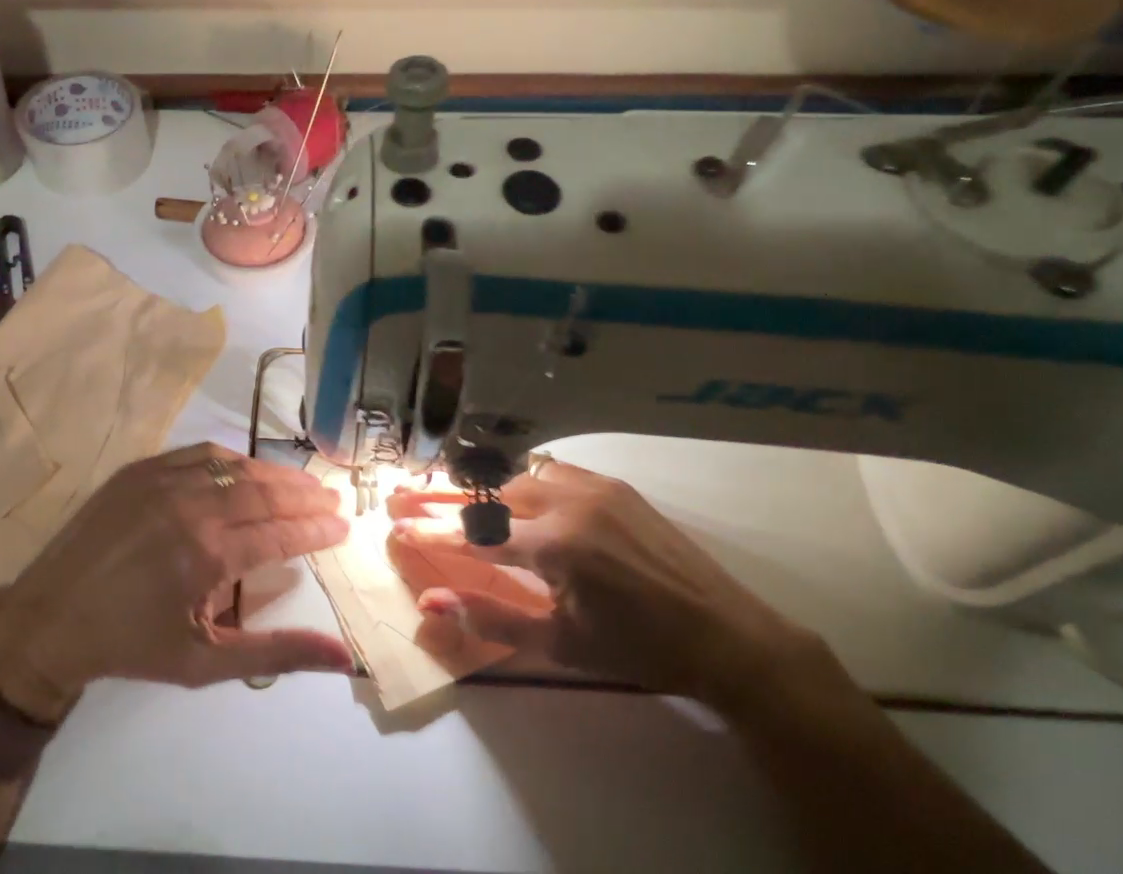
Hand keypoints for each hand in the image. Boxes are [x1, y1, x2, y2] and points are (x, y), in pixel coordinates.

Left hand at [0, 444, 353, 719]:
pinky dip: (231, 461)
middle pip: (265, 492)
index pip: (281, 534)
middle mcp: (190, 509)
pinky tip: (246, 470)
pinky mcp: (138, 471)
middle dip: (306, 497)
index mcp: (207, 556)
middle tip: (333, 501)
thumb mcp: (205, 662)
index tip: (343, 529)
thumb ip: (277, 654)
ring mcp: (161, 483)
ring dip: (274, 475)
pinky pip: (198, 454)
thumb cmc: (131, 645)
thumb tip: (344, 659)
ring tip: (301, 485)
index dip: (317, 530)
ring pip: (235, 467)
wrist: (50, 619)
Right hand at [388, 459, 823, 710]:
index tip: (396, 524)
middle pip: (493, 494)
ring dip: (490, 492)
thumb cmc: (639, 649)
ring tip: (462, 506)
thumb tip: (432, 601)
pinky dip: (528, 484)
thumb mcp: (560, 643)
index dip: (432, 530)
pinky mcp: (619, 488)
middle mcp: (572, 503)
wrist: (726, 635)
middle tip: (410, 500)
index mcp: (556, 545)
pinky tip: (522, 500)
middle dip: (448, 500)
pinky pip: (558, 474)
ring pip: (524, 478)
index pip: (476, 534)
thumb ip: (491, 617)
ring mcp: (598, 489)